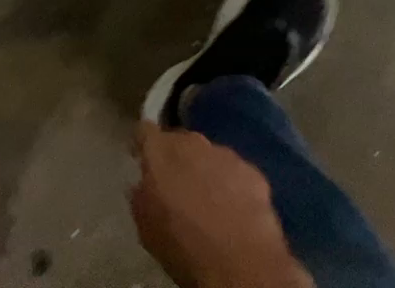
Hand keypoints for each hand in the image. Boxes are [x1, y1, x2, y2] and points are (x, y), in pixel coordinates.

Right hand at [131, 122, 313, 287]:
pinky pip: (237, 174)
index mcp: (159, 151)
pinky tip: (235, 212)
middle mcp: (192, 143)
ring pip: (211, 157)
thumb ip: (141, 195)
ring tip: (210, 202)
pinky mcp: (254, 173)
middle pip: (180, 142)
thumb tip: (143, 185)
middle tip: (177, 186)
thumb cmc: (181, 244)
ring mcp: (226, 156)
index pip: (144, 131)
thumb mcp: (145, 224)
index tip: (140, 157)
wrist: (239, 263)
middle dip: (177, 159)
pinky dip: (234, 187)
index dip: (142, 143)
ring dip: (207, 172)